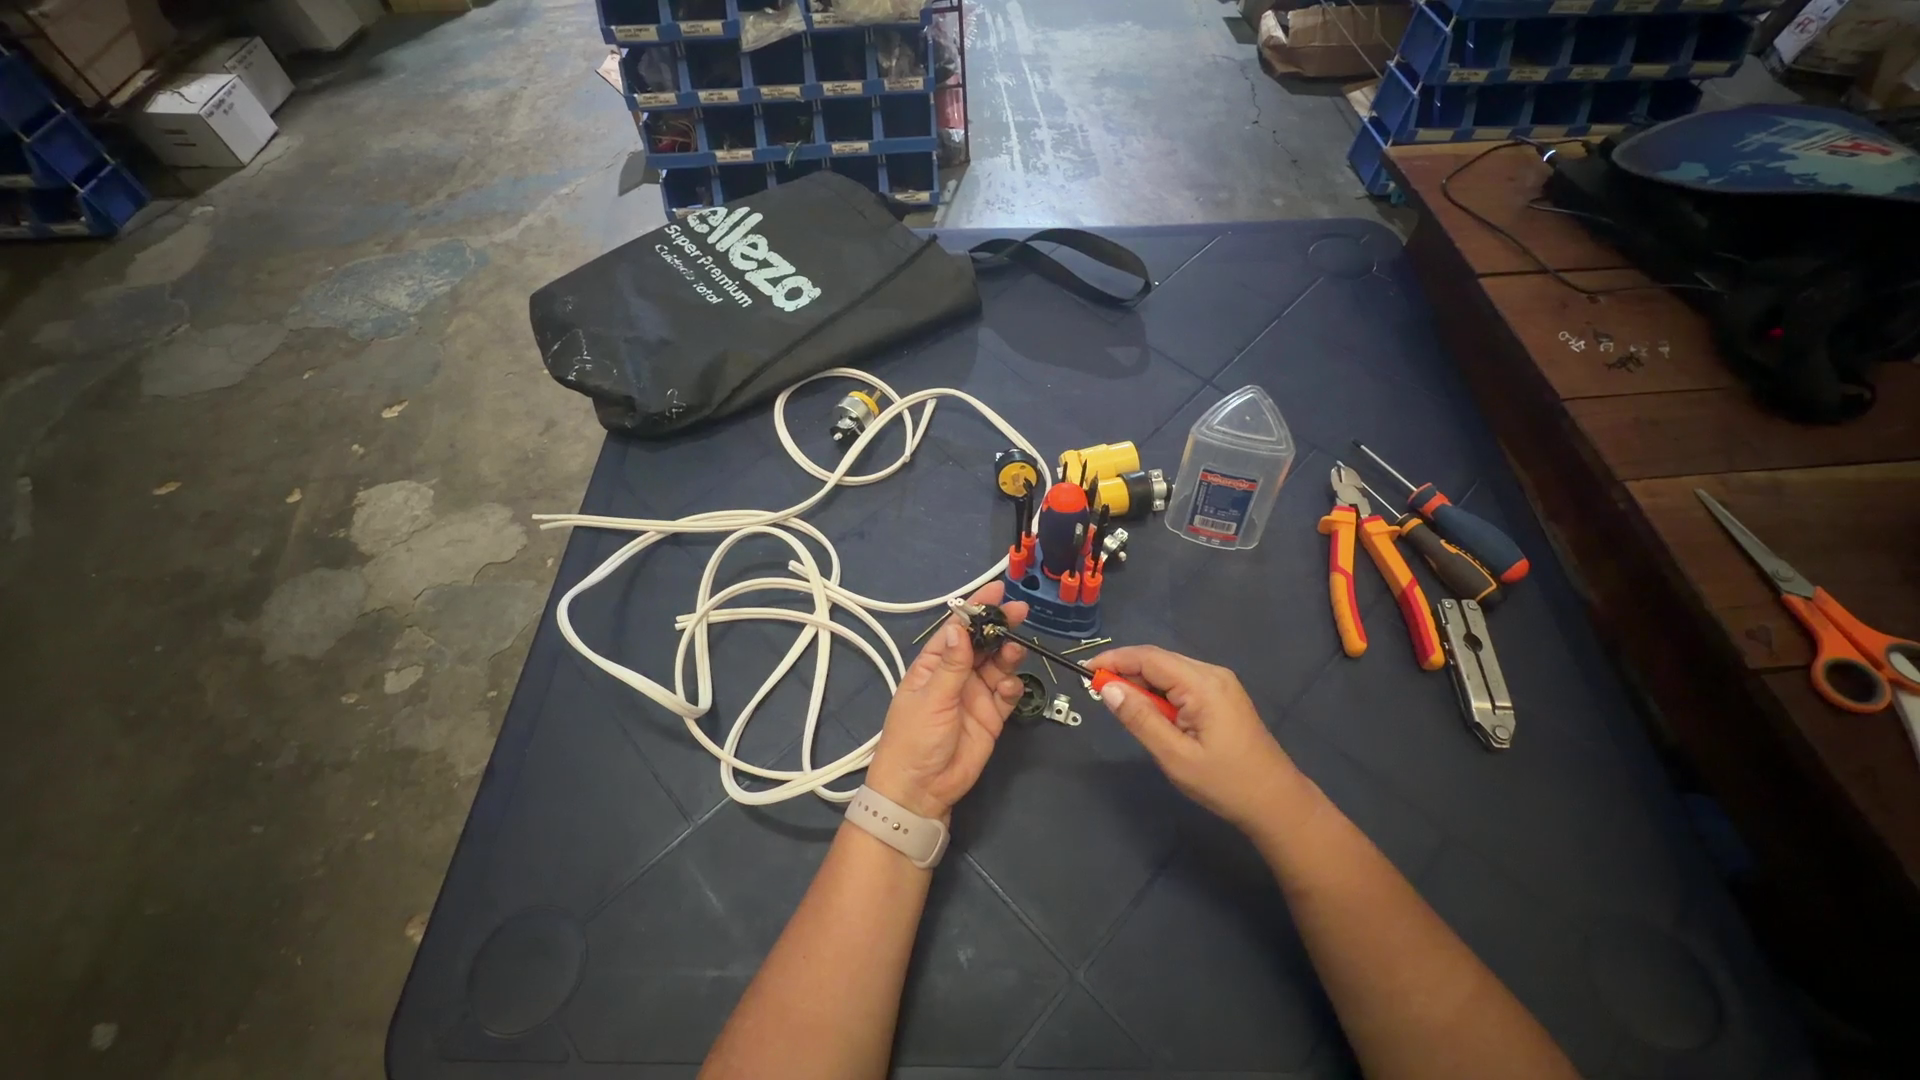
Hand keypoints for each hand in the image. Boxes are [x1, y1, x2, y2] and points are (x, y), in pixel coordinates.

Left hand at [865, 582, 1028, 821]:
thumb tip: (961, 629)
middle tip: (1020, 612)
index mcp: (932, 666)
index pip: (956, 630)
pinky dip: (1012, 685)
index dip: (975, 609)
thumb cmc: (914, 740)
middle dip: (999, 626)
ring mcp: (975, 695)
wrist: (922, 791)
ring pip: (997, 665)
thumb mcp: (931, 699)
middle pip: (982, 644)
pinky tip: (1010, 686)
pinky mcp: (992, 717)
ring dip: (1008, 654)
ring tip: (1015, 650)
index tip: (997, 590)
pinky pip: (1007, 692)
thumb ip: (952, 665)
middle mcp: (955, 676)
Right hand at [1090, 646, 1312, 834]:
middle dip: (1125, 669)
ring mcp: (1221, 683)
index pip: (1148, 657)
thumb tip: (1107, 688)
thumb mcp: (1174, 755)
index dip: (1114, 659)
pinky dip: (1159, 690)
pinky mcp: (1223, 696)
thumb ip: (1140, 718)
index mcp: (1202, 684)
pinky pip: (1182, 682)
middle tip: (1096, 690)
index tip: (1084, 671)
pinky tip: (1148, 709)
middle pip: (1158, 659)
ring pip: (1169, 670)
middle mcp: (1212, 674)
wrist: (1276, 802)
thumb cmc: (1224, 783)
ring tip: (1117, 702)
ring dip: (1141, 681)